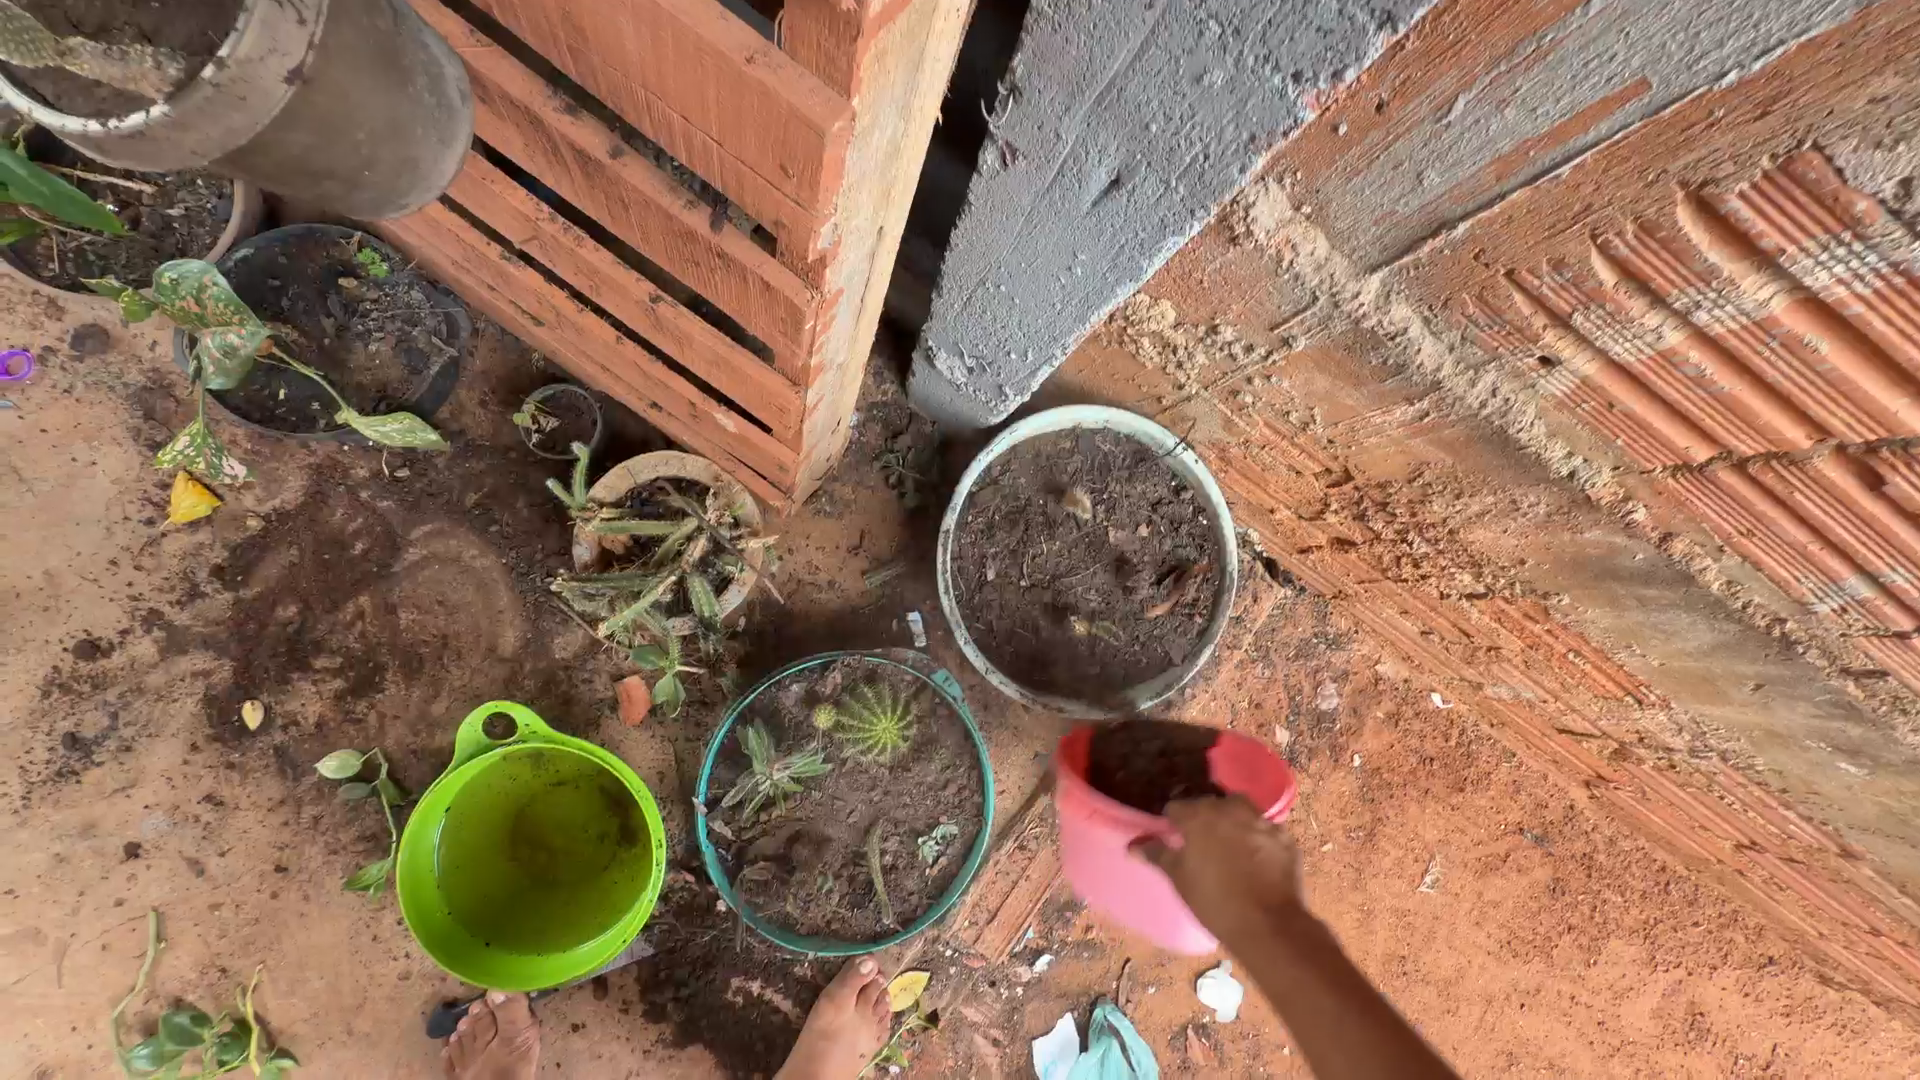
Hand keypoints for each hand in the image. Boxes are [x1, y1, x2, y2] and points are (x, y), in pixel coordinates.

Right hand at [1133, 796, 1305, 941]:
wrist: (1269, 925)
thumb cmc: (1214, 900)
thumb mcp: (1178, 878)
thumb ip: (1157, 854)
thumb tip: (1133, 845)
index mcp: (1198, 816)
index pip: (1176, 808)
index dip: (1172, 823)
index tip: (1173, 838)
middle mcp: (1229, 809)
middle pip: (1209, 804)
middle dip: (1203, 819)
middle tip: (1201, 844)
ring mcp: (1261, 821)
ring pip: (1240, 810)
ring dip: (1233, 821)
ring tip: (1230, 845)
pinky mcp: (1285, 837)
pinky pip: (1265, 829)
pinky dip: (1258, 838)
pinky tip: (1257, 858)